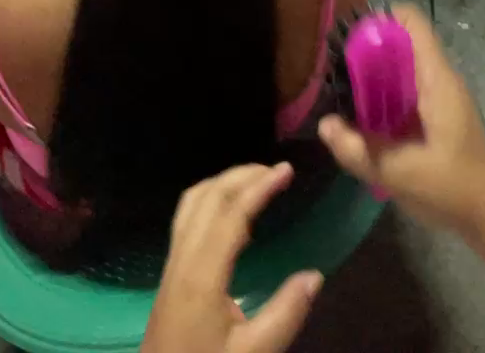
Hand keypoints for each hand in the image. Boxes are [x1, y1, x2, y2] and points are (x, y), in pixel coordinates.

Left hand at [142, 162, 323, 352]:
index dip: (260, 186)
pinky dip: (211, 199)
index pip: (231, 213)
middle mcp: (182, 258)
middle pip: (208, 197)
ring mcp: (171, 263)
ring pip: (192, 202)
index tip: (287, 169)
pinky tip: (231, 214)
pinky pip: (187, 217)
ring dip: (223, 183)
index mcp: (202, 274)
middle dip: (241, 174)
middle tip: (276, 170)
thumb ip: (284, 314)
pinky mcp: (170, 273)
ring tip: (256, 181)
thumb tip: (315, 275)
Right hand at [319, 5, 484, 232]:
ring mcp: (443, 95)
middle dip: (370, 48)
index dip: (380, 20)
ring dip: (376, 71)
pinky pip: (408, 86)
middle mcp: (442, 79)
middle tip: (338, 67)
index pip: (412, 23)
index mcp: (437, 80)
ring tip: (345, 88)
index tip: (350, 38)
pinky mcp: (439, 113)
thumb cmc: (452, 188)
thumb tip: (324, 124)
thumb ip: (358, 149)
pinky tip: (366, 114)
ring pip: (405, 65)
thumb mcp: (399, 173)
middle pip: (404, 41)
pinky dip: (386, 91)